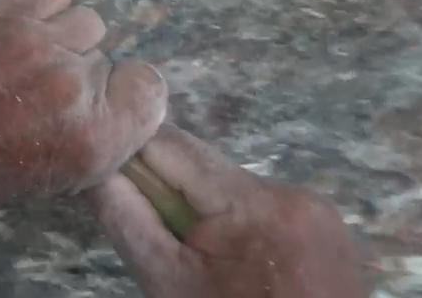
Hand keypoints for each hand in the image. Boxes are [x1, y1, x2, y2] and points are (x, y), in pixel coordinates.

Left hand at [0, 0, 167, 209]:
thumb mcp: (66, 174)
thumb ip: (105, 133)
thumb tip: (121, 93)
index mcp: (99, 137)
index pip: (149, 86)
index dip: (125, 88)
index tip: (100, 92)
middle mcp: (76, 85)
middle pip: (107, 53)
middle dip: (82, 65)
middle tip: (46, 78)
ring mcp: (39, 43)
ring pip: (84, 18)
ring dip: (64, 31)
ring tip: (34, 46)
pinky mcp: (4, 12)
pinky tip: (29, 15)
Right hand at [91, 126, 367, 297]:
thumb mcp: (163, 279)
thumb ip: (121, 211)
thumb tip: (94, 162)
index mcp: (254, 203)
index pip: (166, 143)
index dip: (130, 158)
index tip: (114, 184)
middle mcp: (294, 192)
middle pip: (198, 162)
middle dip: (169, 188)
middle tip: (163, 236)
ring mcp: (319, 210)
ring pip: (224, 181)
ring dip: (200, 205)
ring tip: (201, 254)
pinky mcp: (328, 227)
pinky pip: (255, 202)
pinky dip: (233, 221)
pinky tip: (235, 260)